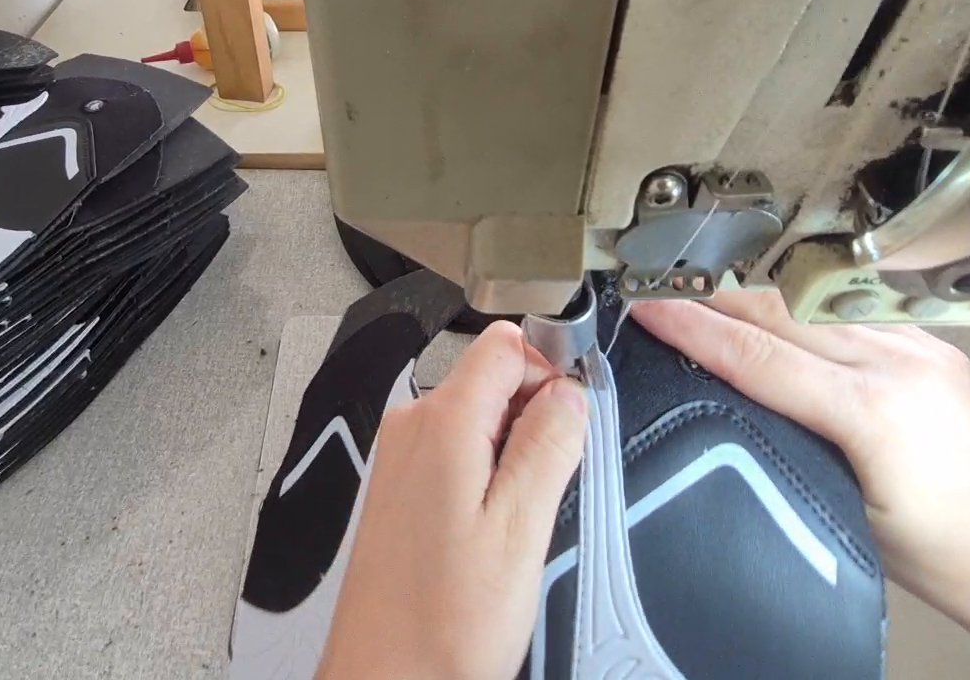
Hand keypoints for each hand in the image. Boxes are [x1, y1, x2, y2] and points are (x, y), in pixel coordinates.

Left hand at [315, 320, 587, 679]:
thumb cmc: (440, 623)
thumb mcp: (520, 530)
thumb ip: (549, 447)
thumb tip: (569, 393)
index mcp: (443, 422)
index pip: (504, 345)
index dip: (547, 369)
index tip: (569, 413)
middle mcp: (413, 425)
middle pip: (492, 378)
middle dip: (531, 415)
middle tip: (544, 484)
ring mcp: (402, 452)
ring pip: (477, 414)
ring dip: (510, 447)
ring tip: (512, 518)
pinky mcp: (400, 480)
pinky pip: (455, 445)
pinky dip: (484, 468)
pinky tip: (487, 525)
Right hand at [633, 293, 969, 679]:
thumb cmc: (940, 558)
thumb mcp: (841, 508)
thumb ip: (782, 440)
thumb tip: (718, 395)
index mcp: (875, 412)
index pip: (757, 356)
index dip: (692, 327)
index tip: (645, 305)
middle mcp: (899, 362)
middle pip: (777, 312)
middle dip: (709, 294)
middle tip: (653, 283)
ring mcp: (918, 345)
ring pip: (806, 304)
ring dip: (745, 295)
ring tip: (694, 290)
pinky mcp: (926, 342)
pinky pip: (839, 311)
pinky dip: (791, 305)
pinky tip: (763, 305)